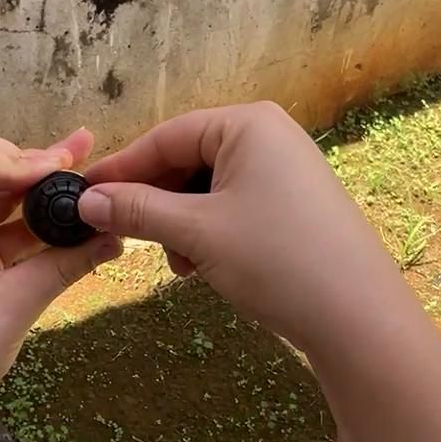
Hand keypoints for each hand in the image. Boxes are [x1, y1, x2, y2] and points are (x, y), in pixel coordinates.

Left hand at [0, 127, 122, 435]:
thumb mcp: (14, 308)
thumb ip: (64, 266)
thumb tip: (113, 238)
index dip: (15, 157)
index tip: (59, 175)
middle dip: (25, 160)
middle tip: (75, 166)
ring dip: (31, 184)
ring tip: (80, 175)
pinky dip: (28, 216)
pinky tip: (65, 217)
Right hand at [79, 102, 410, 356]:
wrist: (356, 316)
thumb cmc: (275, 259)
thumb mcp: (198, 232)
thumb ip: (138, 210)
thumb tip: (85, 201)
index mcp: (248, 124)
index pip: (167, 136)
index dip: (122, 168)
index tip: (84, 197)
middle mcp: (269, 138)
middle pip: (188, 162)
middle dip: (158, 204)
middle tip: (133, 239)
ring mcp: (286, 173)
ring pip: (208, 191)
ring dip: (183, 226)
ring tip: (184, 265)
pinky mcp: (293, 208)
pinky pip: (234, 209)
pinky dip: (211, 235)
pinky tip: (208, 268)